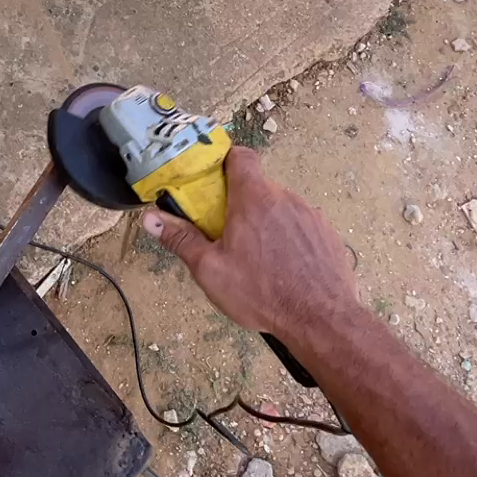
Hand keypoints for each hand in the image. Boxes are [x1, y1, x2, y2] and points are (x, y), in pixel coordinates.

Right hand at [141, 146, 357, 333]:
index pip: (240, 156)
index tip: (211, 178)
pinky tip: (281, 266)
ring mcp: (309, 215)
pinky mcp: (326, 234)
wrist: (322, 320)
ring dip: (264, 223)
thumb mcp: (210, 269)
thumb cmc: (263, 293)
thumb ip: (180, 239)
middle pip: (256, 187)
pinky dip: (287, 239)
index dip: (224, 160)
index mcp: (253, 199)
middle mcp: (284, 198)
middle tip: (225, 232)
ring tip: (255, 256)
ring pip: (278, 208)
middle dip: (238, 204)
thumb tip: (151, 219)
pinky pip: (299, 226)